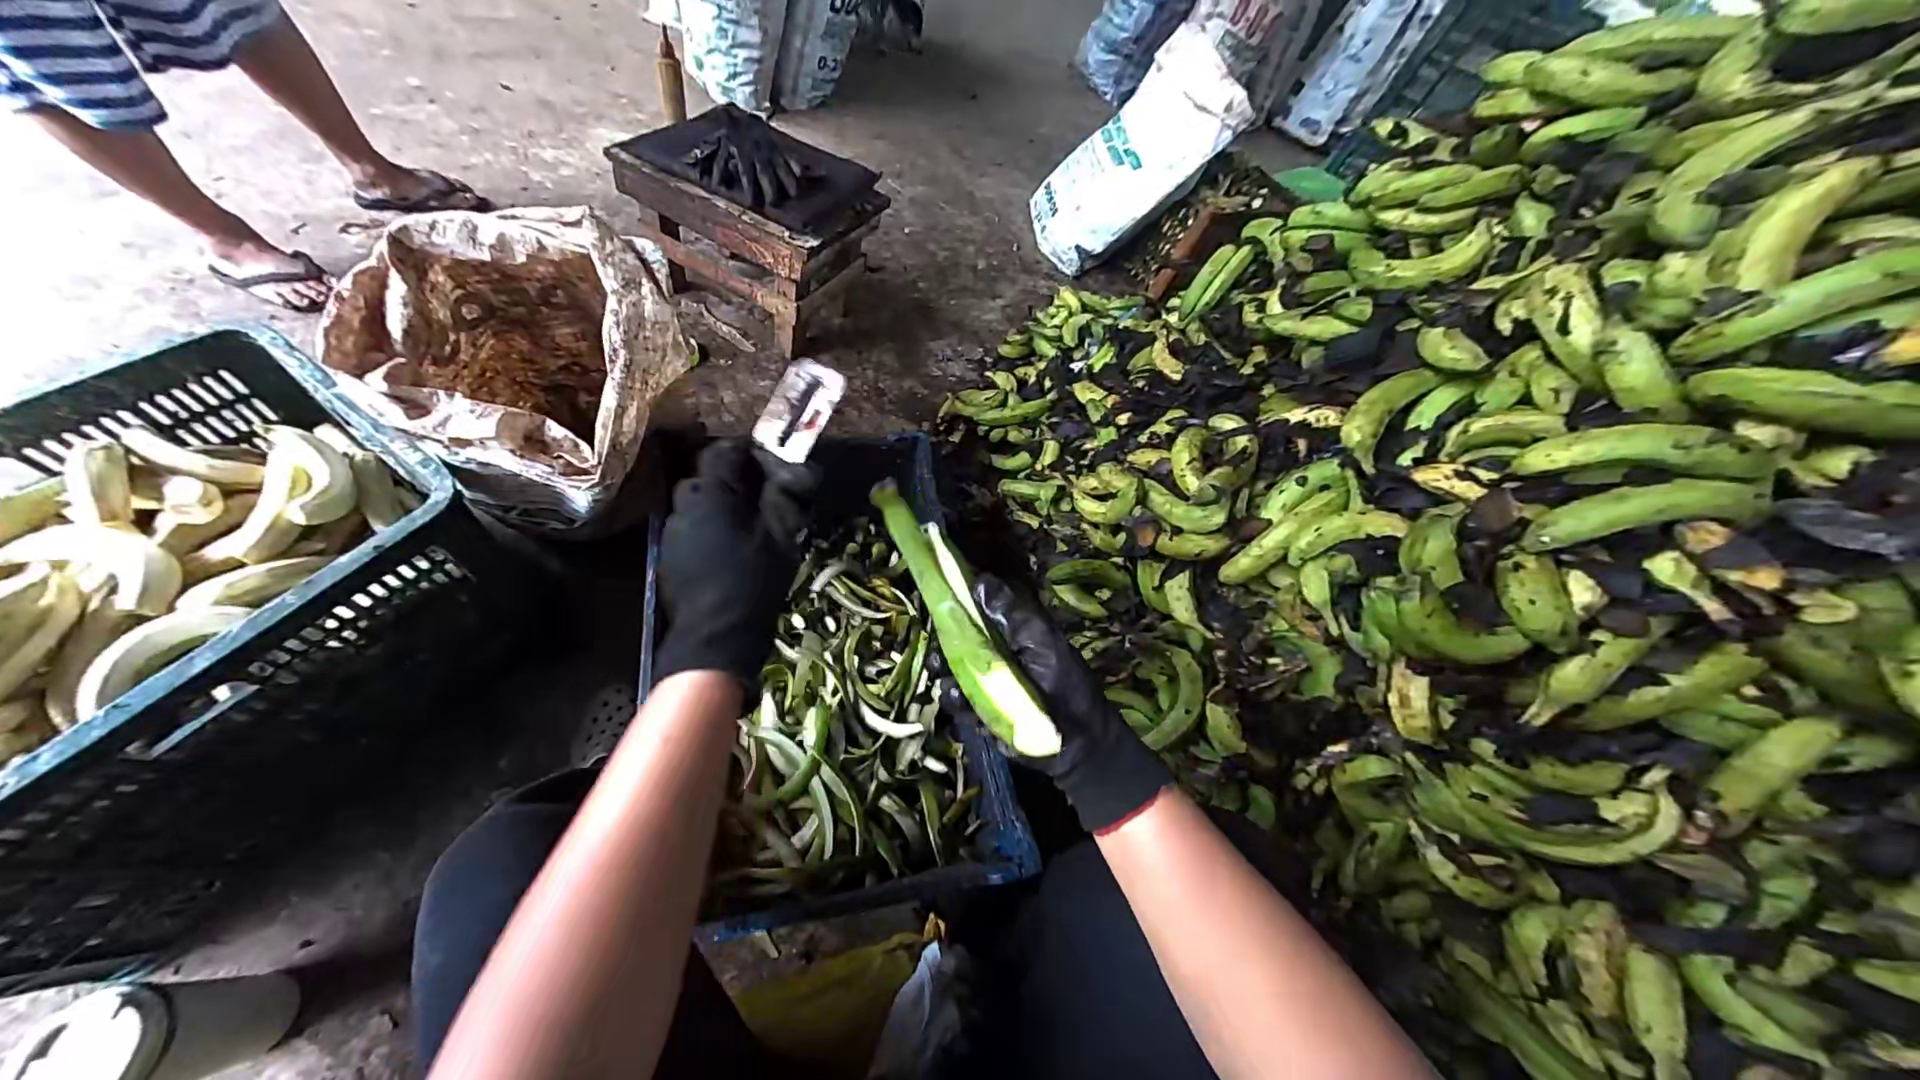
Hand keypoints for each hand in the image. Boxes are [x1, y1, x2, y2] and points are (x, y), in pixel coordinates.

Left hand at [654, 439, 815, 692]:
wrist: (715, 636)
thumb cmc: (753, 581)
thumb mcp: (782, 535)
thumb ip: (786, 494)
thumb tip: (797, 467)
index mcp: (710, 491)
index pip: (727, 450)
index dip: (753, 456)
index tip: (776, 472)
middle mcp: (683, 503)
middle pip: (712, 477)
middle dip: (739, 483)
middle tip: (769, 503)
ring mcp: (672, 530)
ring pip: (701, 503)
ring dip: (724, 508)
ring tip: (751, 530)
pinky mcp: (669, 555)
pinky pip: (693, 528)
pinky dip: (712, 530)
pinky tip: (731, 552)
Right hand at [940, 574, 1170, 832]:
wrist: (1076, 741)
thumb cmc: (1065, 683)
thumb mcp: (1043, 642)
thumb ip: (1013, 615)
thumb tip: (981, 581)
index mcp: (1006, 630)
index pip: (973, 608)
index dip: (954, 603)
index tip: (941, 600)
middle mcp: (989, 651)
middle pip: (952, 640)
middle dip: (943, 644)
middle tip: (940, 652)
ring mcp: (981, 681)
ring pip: (948, 671)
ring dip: (945, 674)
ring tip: (953, 683)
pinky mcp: (976, 710)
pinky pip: (955, 702)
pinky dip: (955, 702)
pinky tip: (964, 704)